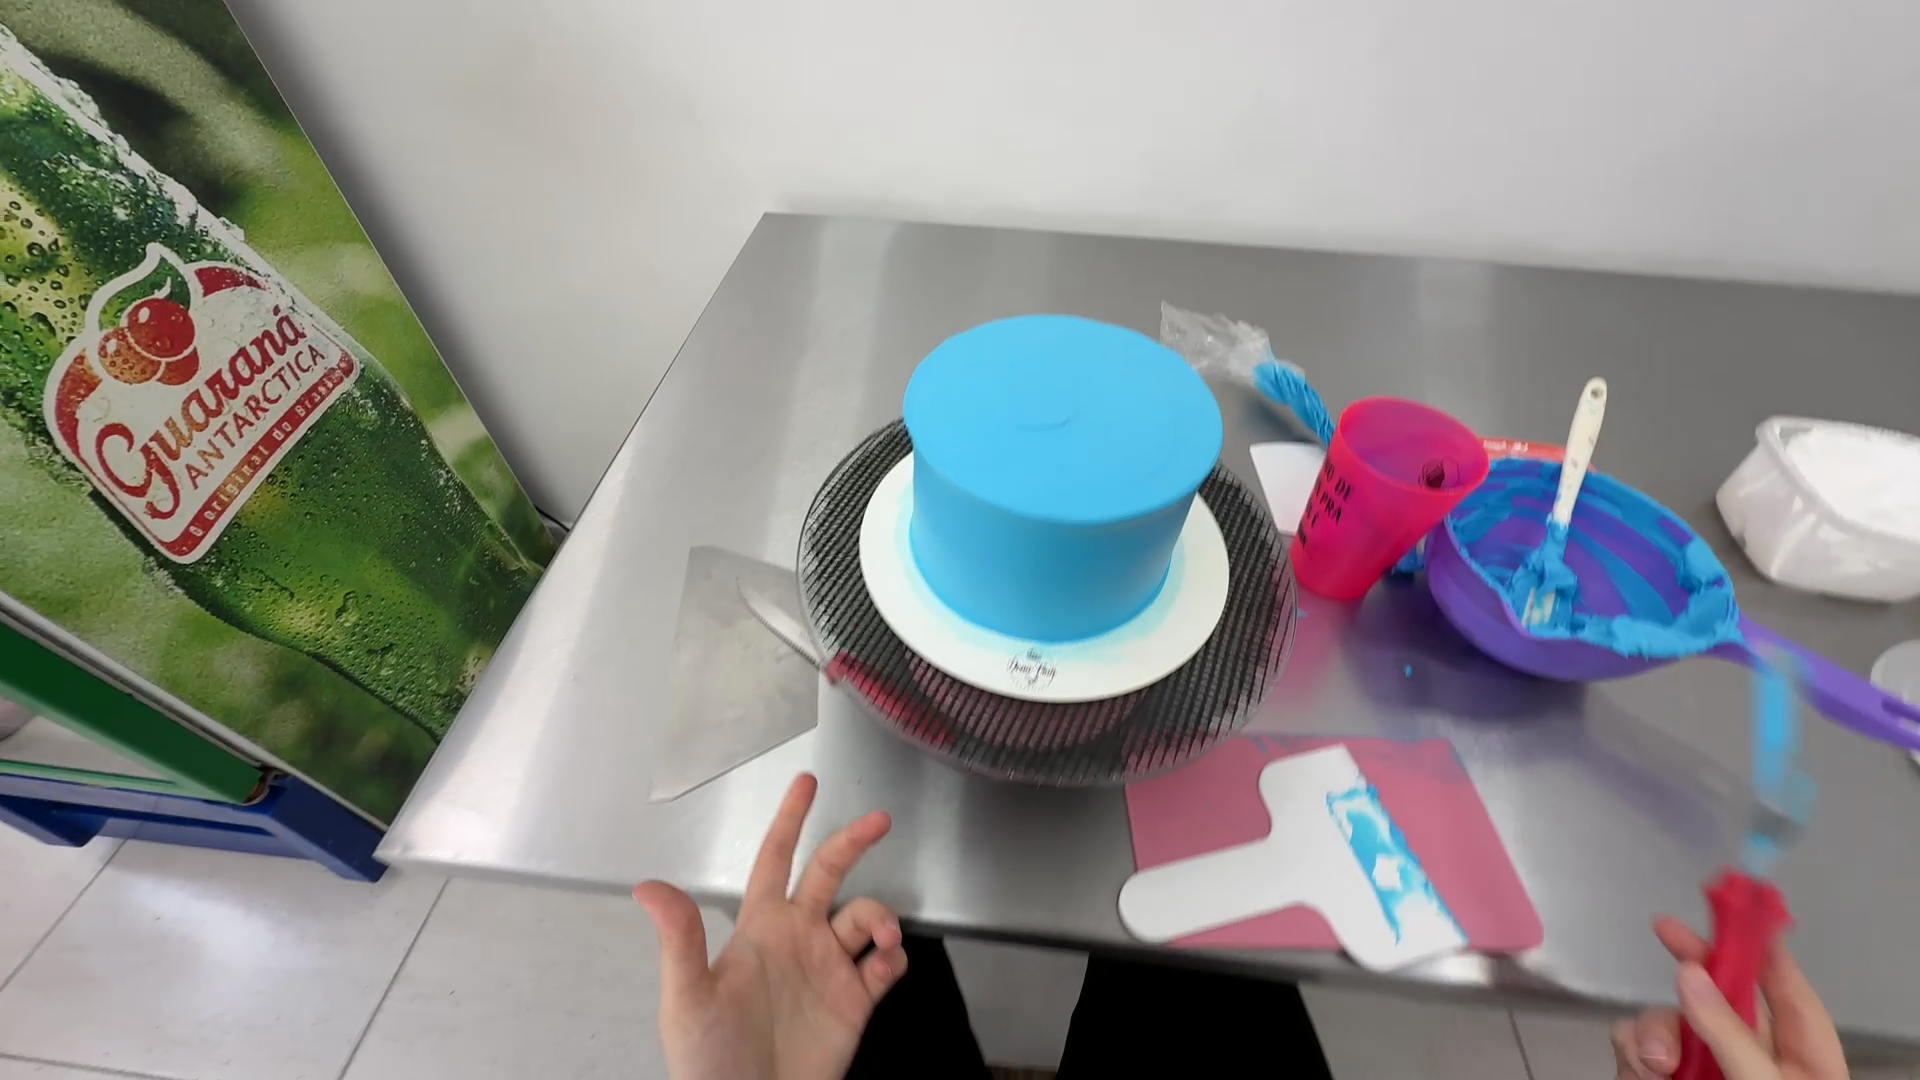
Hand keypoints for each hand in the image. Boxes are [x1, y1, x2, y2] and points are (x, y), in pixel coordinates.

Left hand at [634, 773, 907, 1079]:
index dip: (790, 818)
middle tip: (880, 819)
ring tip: (884, 937)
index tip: (807, 782)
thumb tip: (647, 886)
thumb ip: (680, 940)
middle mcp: (800, 935)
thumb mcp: (687, 1000)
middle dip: (854, 840)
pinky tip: (886, 963)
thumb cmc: (709, 1060)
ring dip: (880, 916)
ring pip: (865, 916)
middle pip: (831, 871)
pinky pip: (885, 964)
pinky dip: (893, 957)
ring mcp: (830, 966)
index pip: (776, 858)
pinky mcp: (855, 1000)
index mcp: (762, 926)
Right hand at [1613, 916, 1847, 1079]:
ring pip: (1668, 1018)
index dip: (1769, 956)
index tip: (1742, 913)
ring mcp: (1702, 1072)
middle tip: (1665, 929)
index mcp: (1807, 1073)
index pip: (1793, 1003)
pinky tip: (1640, 1070)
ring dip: (1653, 1030)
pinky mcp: (1660, 1079)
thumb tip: (1692, 973)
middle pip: (1719, 997)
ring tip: (1653, 1065)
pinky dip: (1632, 1050)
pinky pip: (1636, 1043)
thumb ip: (1732, 1039)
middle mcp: (1752, 1064)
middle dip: (1691, 967)